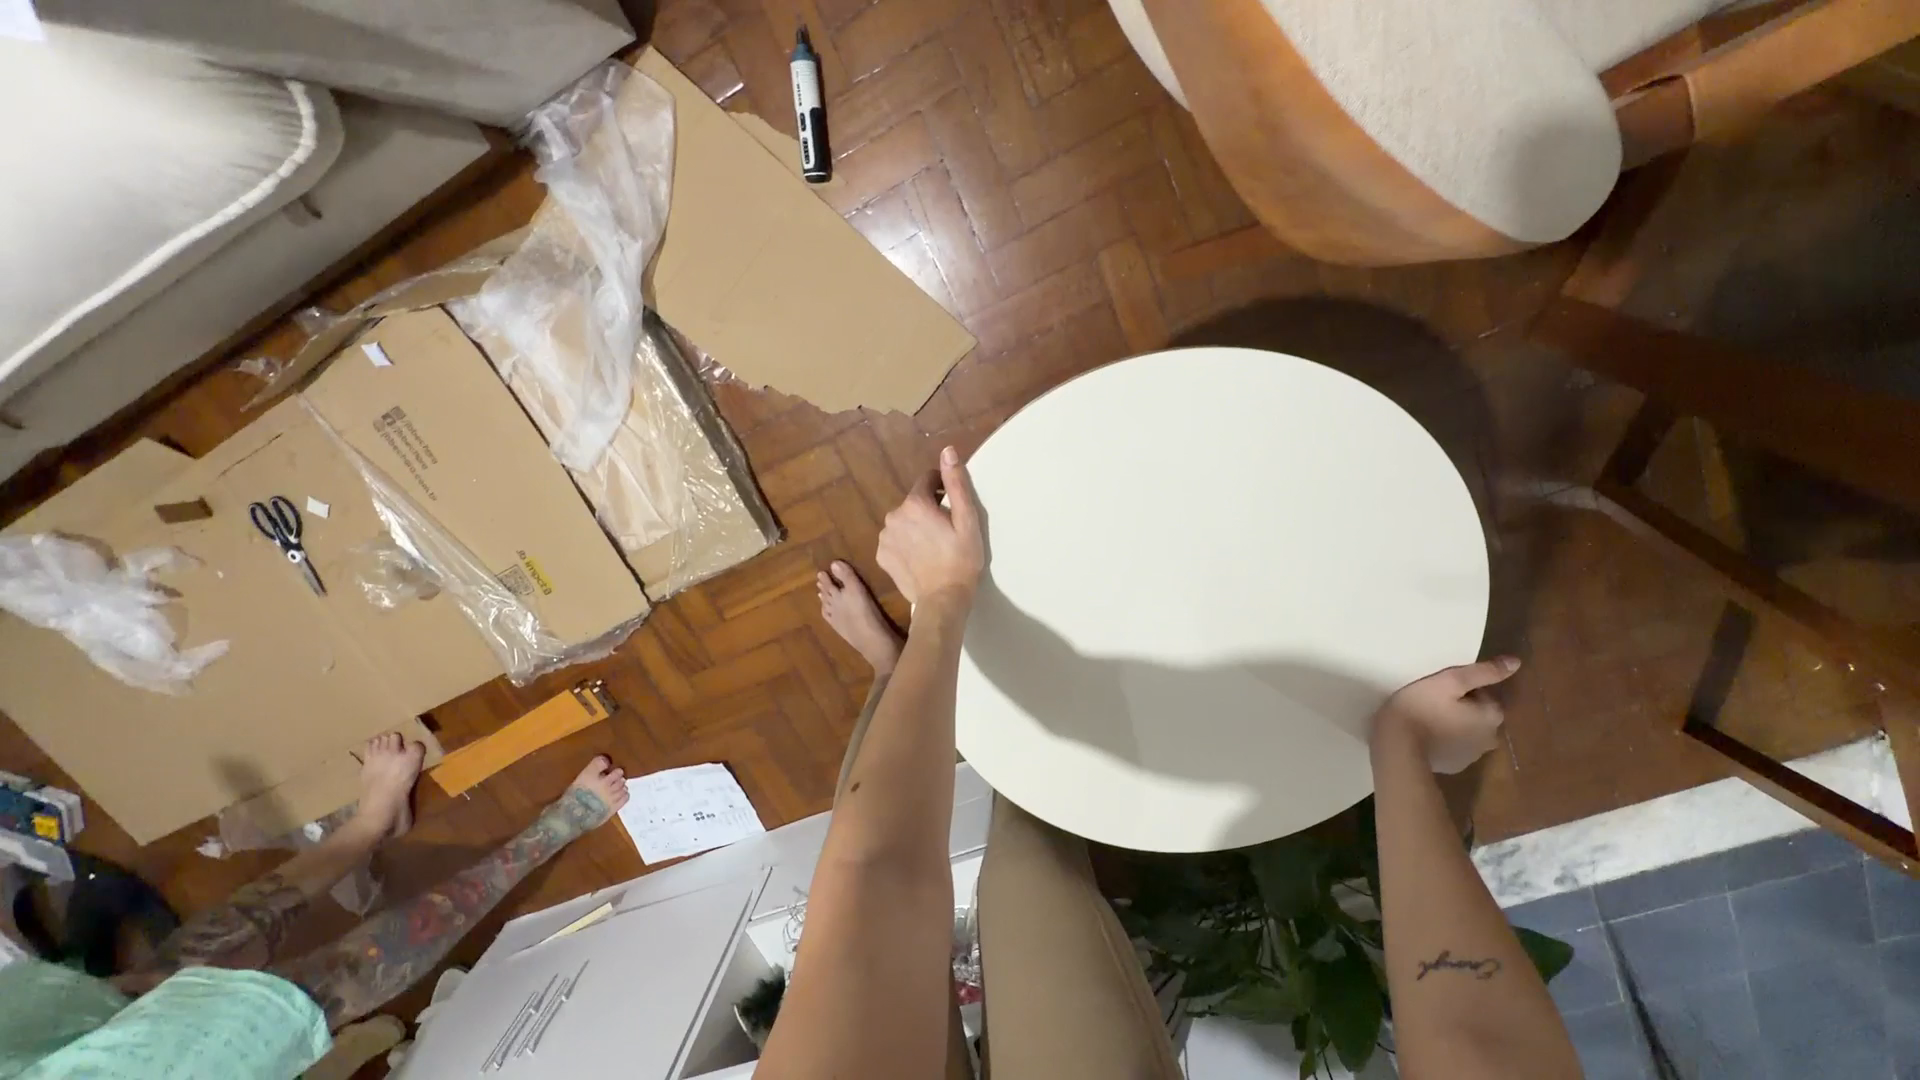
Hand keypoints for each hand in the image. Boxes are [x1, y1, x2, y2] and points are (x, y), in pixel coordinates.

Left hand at [876, 446, 986, 608]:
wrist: (943, 599)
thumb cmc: (961, 558)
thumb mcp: (967, 519)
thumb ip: (955, 483)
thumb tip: (947, 451)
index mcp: (915, 503)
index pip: (927, 480)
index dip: (942, 490)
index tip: (952, 508)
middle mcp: (893, 516)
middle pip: (913, 503)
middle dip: (927, 510)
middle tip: (945, 532)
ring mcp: (884, 537)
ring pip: (902, 522)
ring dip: (914, 527)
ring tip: (932, 547)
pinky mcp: (881, 555)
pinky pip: (894, 541)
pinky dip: (904, 545)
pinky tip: (919, 559)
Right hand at [1370, 657, 1520, 773]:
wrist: (1398, 747)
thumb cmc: (1421, 708)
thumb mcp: (1449, 681)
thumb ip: (1483, 672)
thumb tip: (1516, 662)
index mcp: (1492, 715)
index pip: (1484, 695)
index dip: (1462, 689)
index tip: (1440, 689)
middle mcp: (1490, 738)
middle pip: (1479, 715)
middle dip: (1462, 709)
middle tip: (1432, 703)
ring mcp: (1473, 756)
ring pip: (1468, 733)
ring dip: (1454, 725)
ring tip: (1426, 719)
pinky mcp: (1454, 766)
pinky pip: (1454, 748)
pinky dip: (1444, 741)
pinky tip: (1425, 736)